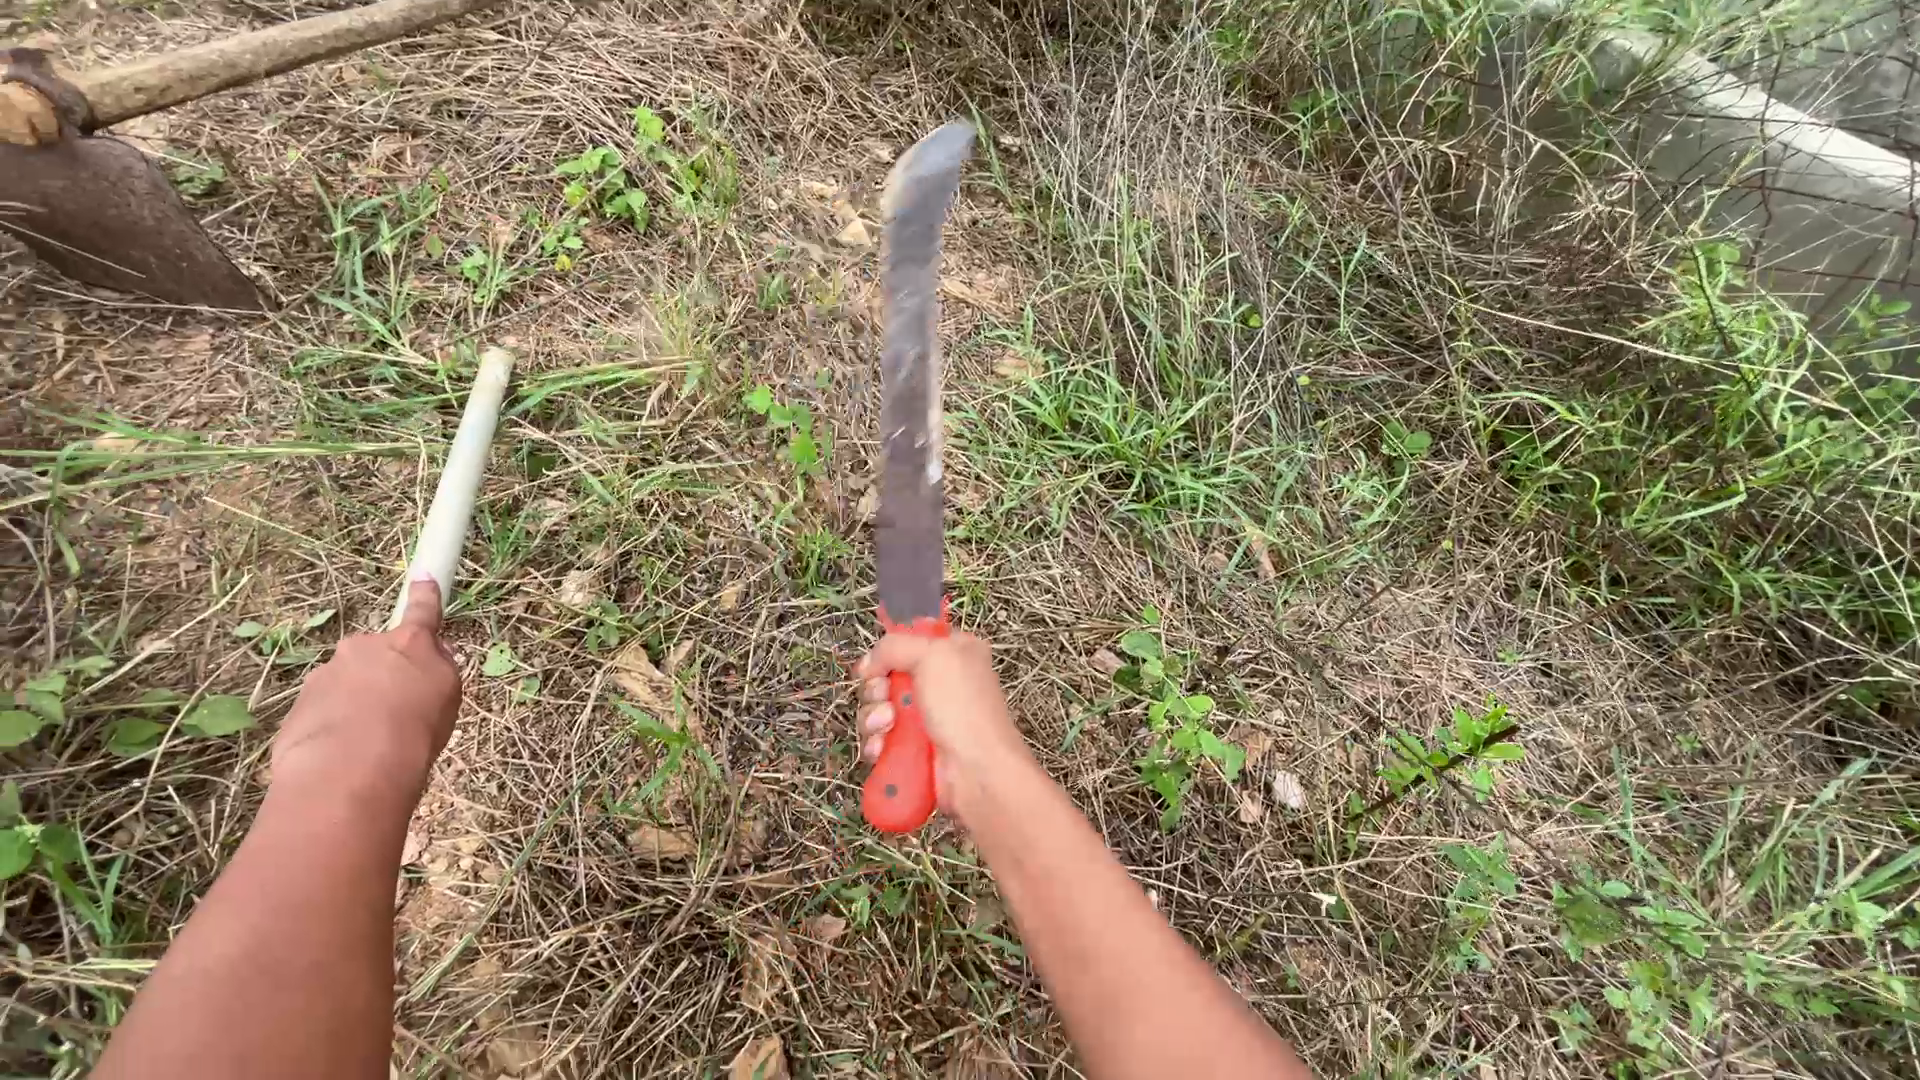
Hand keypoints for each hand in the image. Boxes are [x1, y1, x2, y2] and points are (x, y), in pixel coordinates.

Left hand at [270, 578, 460, 799]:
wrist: (351, 769)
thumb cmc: (414, 729)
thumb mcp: (448, 696)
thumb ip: (439, 669)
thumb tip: (430, 659)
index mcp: (409, 643)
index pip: (422, 612)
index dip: (426, 595)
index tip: (423, 575)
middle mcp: (363, 648)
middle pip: (378, 654)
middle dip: (387, 673)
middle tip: (402, 708)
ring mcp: (325, 675)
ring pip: (348, 683)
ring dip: (360, 703)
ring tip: (373, 740)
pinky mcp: (297, 706)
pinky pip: (324, 710)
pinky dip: (336, 725)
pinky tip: (348, 753)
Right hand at [854, 631, 1036, 826]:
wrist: (977, 771)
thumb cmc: (963, 708)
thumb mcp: (934, 655)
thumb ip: (895, 646)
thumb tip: (868, 664)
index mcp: (956, 651)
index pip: (912, 638)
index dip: (890, 650)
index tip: (878, 663)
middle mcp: (941, 682)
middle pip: (888, 674)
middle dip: (878, 687)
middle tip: (885, 696)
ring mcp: (927, 717)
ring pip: (879, 708)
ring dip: (874, 717)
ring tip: (887, 726)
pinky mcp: (914, 747)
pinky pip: (880, 738)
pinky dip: (876, 742)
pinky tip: (882, 747)